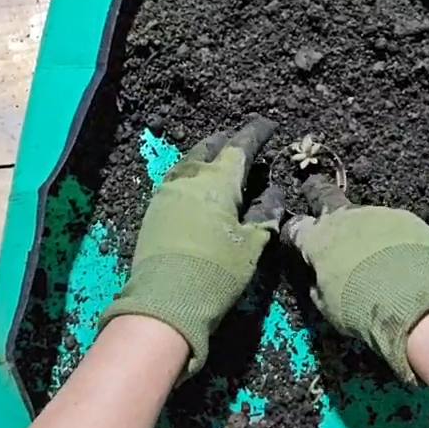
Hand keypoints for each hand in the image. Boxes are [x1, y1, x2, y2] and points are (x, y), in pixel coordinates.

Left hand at [101, 116, 282, 373]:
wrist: (165, 300)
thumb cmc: (217, 270)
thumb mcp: (252, 244)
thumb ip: (265, 213)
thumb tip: (273, 192)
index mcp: (218, 179)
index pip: (241, 145)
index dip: (257, 133)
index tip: (269, 127)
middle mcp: (189, 177)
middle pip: (210, 147)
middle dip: (229, 140)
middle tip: (243, 141)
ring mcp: (167, 191)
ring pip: (190, 161)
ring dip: (207, 156)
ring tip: (221, 159)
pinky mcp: (154, 209)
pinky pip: (178, 178)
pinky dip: (194, 174)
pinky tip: (199, 185)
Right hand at [281, 177, 428, 381]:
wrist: (412, 298)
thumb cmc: (360, 305)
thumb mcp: (328, 306)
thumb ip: (320, 285)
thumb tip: (320, 281)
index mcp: (316, 239)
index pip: (296, 228)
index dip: (293, 232)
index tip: (295, 237)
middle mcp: (342, 218)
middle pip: (324, 195)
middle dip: (316, 191)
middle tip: (314, 188)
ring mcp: (375, 214)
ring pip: (364, 215)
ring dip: (365, 228)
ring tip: (375, 251)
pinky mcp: (405, 218)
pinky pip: (393, 225)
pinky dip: (394, 237)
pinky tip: (402, 256)